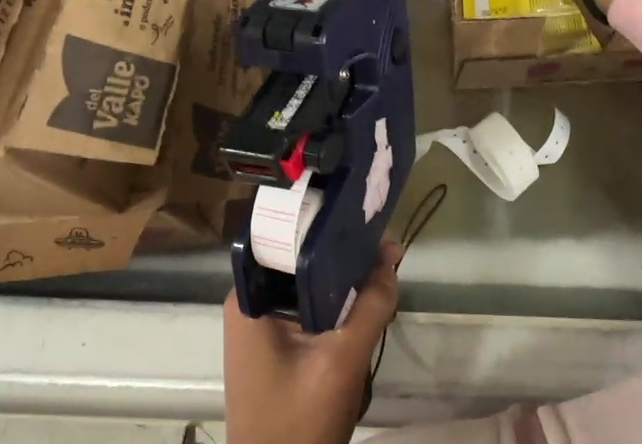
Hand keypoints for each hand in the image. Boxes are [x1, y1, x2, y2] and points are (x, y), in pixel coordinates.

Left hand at [224, 240, 403, 443]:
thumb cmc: (299, 424)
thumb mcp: (342, 361)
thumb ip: (370, 304)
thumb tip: (392, 253)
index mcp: (250, 298)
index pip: (290, 237)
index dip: (331, 224)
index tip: (370, 217)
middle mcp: (250, 303)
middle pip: (303, 260)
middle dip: (346, 255)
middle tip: (389, 254)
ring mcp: (261, 326)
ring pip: (310, 284)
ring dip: (346, 282)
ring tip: (384, 277)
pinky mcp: (273, 346)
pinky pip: (309, 308)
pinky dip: (337, 306)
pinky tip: (366, 308)